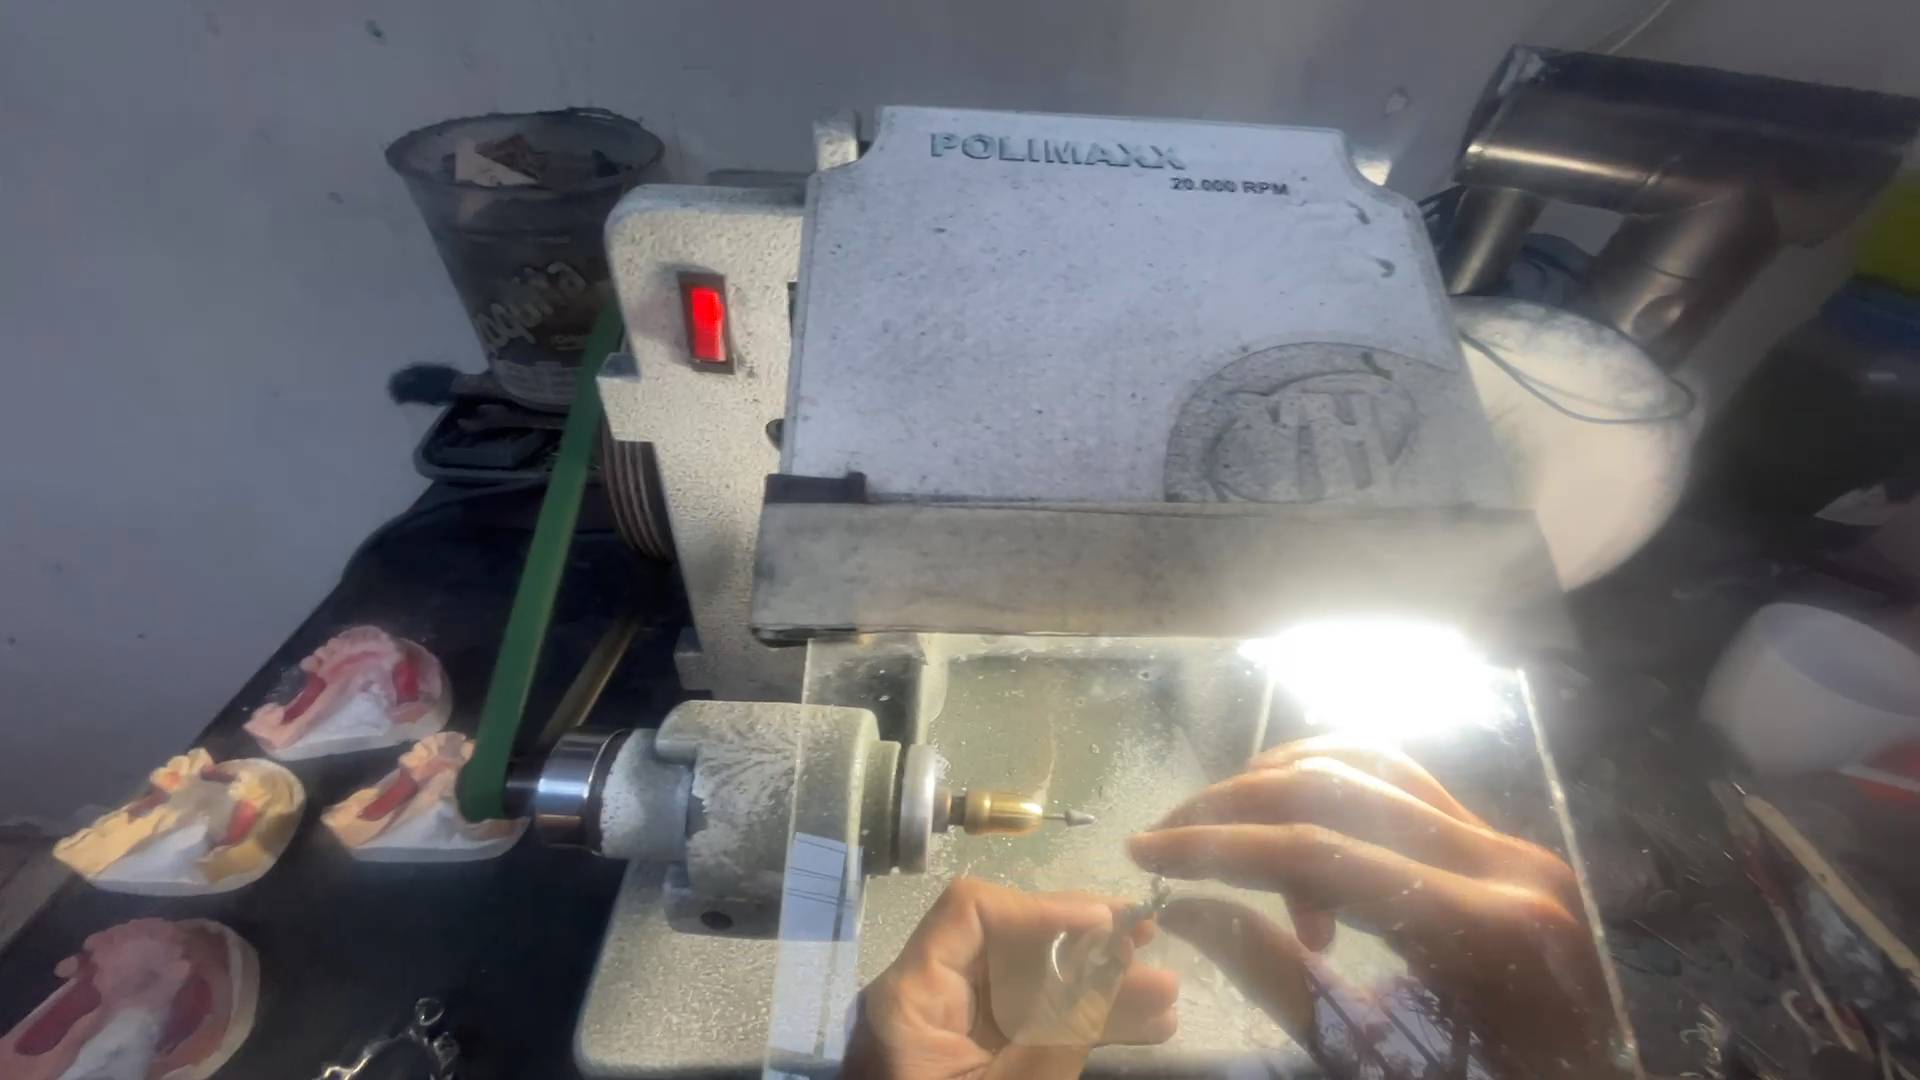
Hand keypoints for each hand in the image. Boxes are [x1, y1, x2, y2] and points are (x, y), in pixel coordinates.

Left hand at [843, 878, 1179, 1079]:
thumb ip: (1058, 1033)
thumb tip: (1114, 966)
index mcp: (912, 997)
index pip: (970, 912)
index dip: (1039, 907)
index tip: (1100, 920)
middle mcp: (932, 997)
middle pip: (1009, 944)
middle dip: (1083, 942)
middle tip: (1145, 934)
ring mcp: (958, 1030)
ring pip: (1032, 987)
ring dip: (1099, 987)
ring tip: (1164, 992)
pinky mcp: (981, 1058)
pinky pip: (1034, 1026)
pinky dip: (1083, 1025)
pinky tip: (1144, 1028)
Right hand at [1129, 735, 1614, 1078]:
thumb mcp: (1370, 1062)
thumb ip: (1272, 976)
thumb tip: (1180, 908)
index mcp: (1485, 932)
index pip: (1317, 854)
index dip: (1215, 847)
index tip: (1144, 851)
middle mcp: (1506, 864)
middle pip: (1331, 793)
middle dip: (1231, 807)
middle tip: (1167, 833)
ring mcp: (1507, 844)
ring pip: (1359, 764)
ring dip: (1273, 787)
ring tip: (1228, 837)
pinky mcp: (1496, 842)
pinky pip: (1393, 778)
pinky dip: (1324, 783)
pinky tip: (1288, 817)